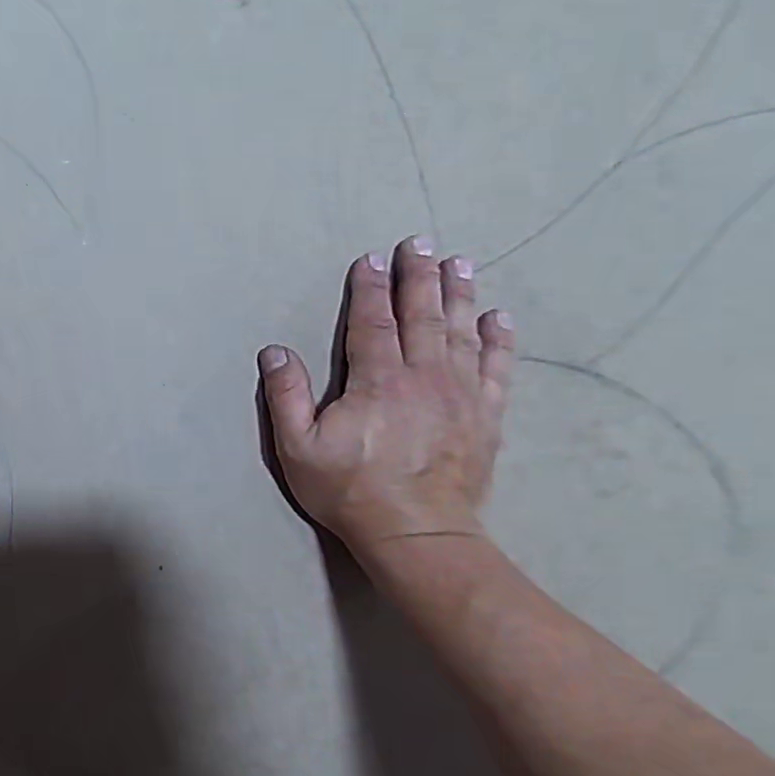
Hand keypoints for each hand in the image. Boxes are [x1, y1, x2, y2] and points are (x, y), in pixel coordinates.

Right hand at [258, 236, 514, 551]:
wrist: (416, 532)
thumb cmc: (348, 490)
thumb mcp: (297, 447)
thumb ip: (286, 396)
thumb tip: (275, 351)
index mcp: (377, 381)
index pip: (372, 323)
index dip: (369, 289)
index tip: (371, 259)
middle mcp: (424, 377)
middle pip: (421, 316)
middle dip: (418, 276)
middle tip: (420, 242)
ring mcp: (461, 394)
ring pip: (461, 332)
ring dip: (458, 294)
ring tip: (459, 263)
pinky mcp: (485, 415)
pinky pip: (498, 367)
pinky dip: (499, 339)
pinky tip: (498, 317)